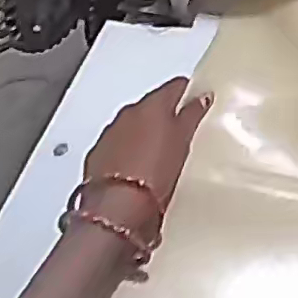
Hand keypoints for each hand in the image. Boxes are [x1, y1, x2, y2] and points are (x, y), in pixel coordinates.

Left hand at [81, 77, 212, 231]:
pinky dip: (127, 151)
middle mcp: (129, 112)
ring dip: (145, 133)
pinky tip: (137, 169)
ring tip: (159, 155)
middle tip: (181, 134)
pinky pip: (117, 145)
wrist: (116, 212)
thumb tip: (201, 97)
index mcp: (153, 104)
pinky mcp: (96, 156)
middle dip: (166, 115)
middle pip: (153, 104)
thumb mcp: (184, 141)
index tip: (197, 104)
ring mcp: (110, 133)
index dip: (189, 94)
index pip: (176, 85)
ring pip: (134, 124)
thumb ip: (193, 113)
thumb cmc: (154, 175)